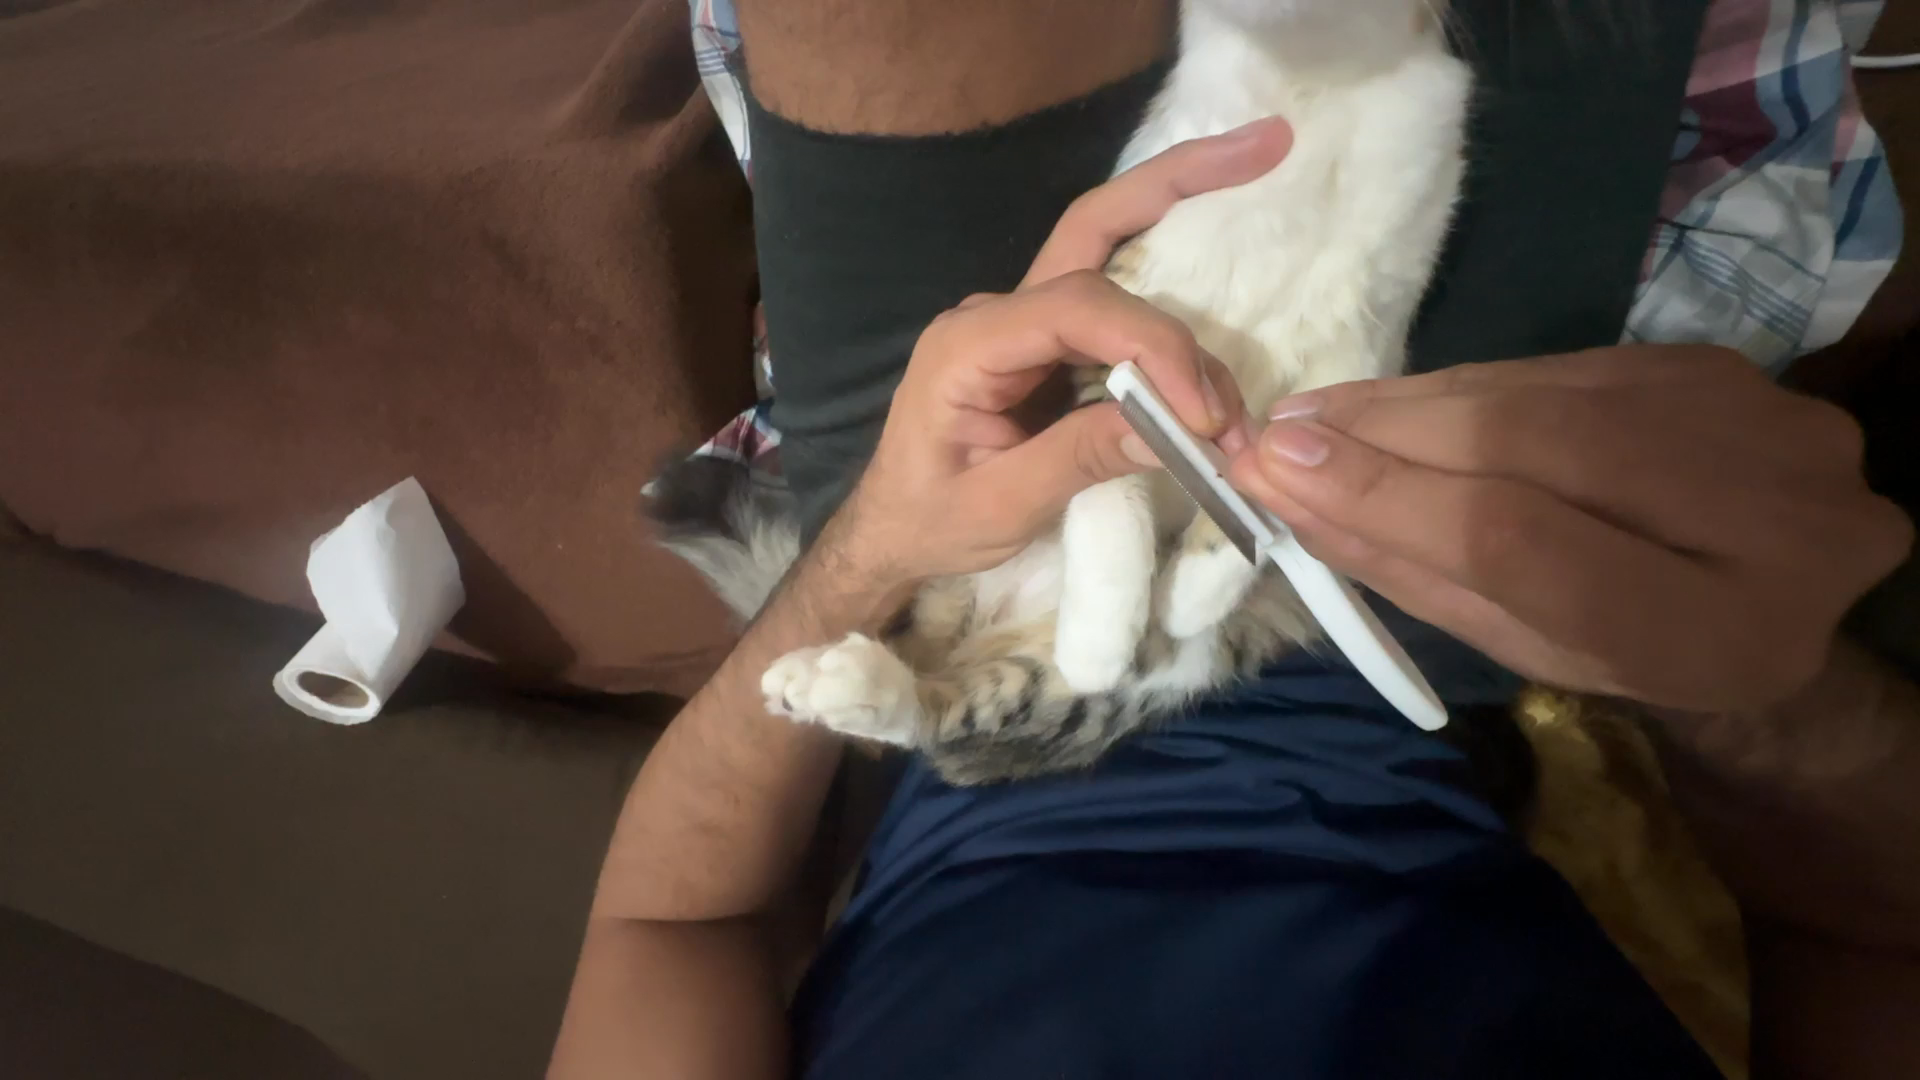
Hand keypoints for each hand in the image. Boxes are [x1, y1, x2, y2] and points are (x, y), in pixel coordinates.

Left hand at [825, 117, 1293, 586]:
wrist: (896, 531)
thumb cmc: (930, 521)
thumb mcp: (999, 505)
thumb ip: (1077, 459)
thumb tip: (1174, 430)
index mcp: (967, 345)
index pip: (1076, 306)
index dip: (1152, 346)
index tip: (1201, 415)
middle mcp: (996, 317)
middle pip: (1093, 231)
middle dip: (1180, 187)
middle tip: (1267, 144)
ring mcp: (1021, 329)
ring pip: (1115, 273)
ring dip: (1185, 305)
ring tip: (1232, 393)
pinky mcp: (1045, 353)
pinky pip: (1114, 323)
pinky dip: (1167, 346)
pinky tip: (1205, 381)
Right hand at [1229, 346, 1913, 711]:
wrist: (1739, 587)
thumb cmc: (1596, 644)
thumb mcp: (1491, 633)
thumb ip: (1389, 560)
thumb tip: (1276, 484)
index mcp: (1707, 631)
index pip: (1511, 537)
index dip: (1381, 493)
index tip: (1274, 464)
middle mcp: (1773, 516)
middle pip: (1527, 442)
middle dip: (1382, 433)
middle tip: (1281, 433)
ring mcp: (1760, 423)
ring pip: (1533, 391)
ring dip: (1403, 401)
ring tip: (1316, 415)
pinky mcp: (1715, 368)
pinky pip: (1547, 368)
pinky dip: (1450, 385)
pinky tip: (1389, 403)